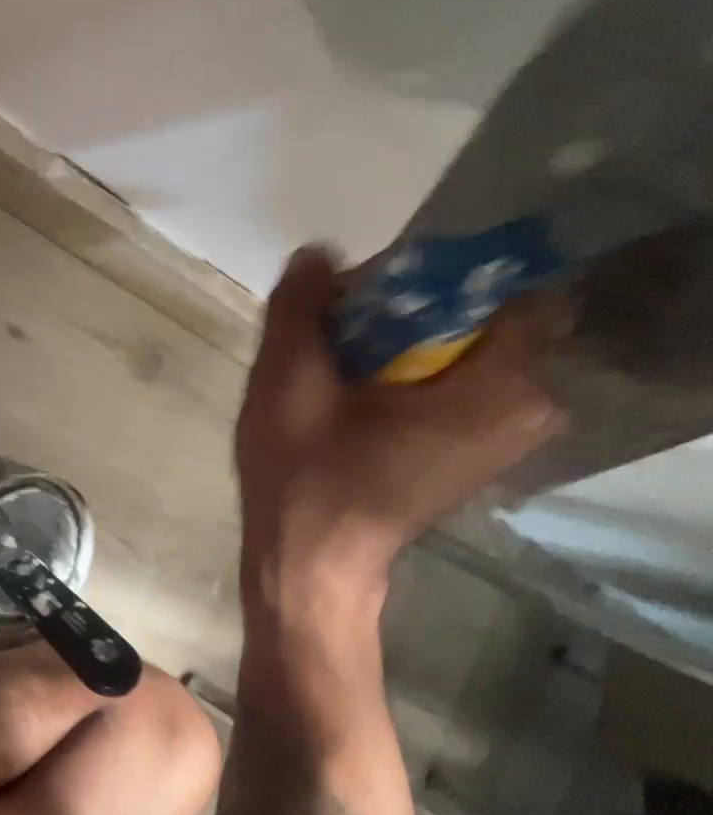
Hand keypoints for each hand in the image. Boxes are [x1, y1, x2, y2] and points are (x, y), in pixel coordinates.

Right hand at [235, 247, 562, 629]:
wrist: (310, 560)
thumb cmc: (303, 476)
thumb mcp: (286, 384)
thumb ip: (301, 312)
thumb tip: (317, 254)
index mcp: (500, 386)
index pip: (498, 290)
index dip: (429, 278)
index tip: (363, 296)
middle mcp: (528, 406)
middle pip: (478, 319)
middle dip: (406, 311)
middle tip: (333, 332)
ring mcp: (506, 432)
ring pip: (462, 351)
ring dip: (399, 343)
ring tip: (332, 366)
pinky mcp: (477, 448)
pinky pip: (456, 383)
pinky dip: (407, 374)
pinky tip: (349, 395)